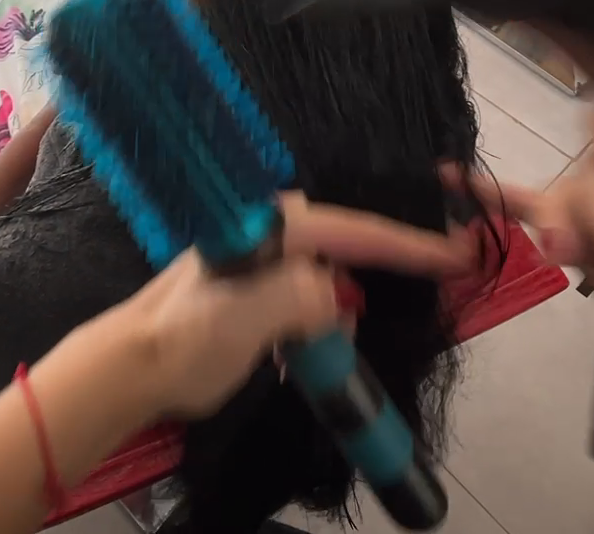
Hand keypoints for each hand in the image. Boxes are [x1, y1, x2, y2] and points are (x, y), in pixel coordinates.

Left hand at [115, 192, 475, 419]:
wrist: (134, 365)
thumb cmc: (186, 340)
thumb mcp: (243, 319)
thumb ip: (298, 296)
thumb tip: (338, 293)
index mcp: (269, 228)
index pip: (353, 229)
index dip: (409, 243)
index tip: (459, 253)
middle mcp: (267, 230)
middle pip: (347, 242)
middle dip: (387, 264)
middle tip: (433, 282)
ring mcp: (259, 255)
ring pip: (328, 273)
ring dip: (346, 306)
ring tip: (351, 337)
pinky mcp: (253, 285)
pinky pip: (307, 296)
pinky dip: (322, 321)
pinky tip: (318, 348)